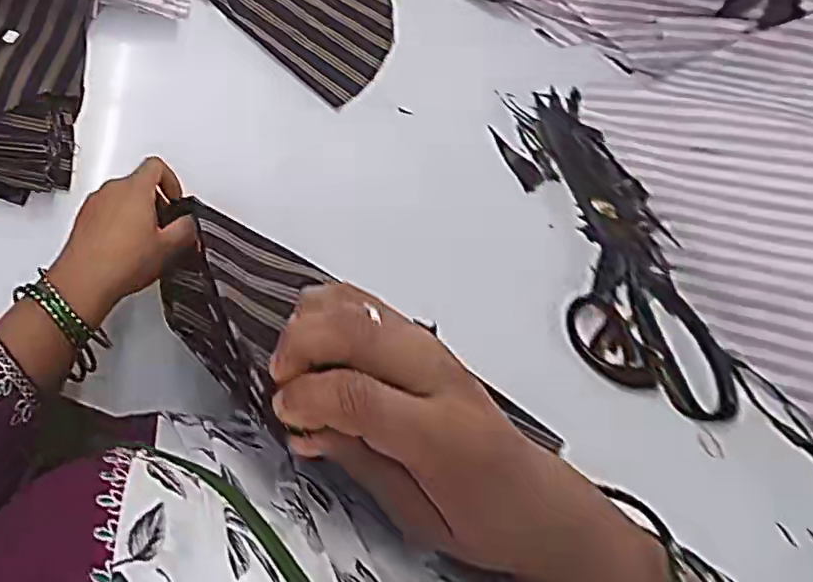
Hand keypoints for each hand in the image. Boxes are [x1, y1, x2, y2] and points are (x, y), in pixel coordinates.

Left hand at [47, 156, 196, 324]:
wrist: (85, 280)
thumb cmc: (120, 262)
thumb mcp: (168, 248)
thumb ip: (186, 229)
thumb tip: (188, 224)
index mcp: (135, 188)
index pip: (156, 166)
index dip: (171, 181)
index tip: (174, 200)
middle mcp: (113, 189)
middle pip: (139, 182)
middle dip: (154, 201)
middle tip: (163, 225)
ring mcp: (95, 202)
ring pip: (121, 196)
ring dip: (134, 212)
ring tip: (142, 241)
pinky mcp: (83, 217)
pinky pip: (104, 209)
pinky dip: (115, 221)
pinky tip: (122, 247)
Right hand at [270, 284, 668, 581]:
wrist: (531, 496)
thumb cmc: (486, 512)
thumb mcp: (417, 515)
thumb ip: (355, 461)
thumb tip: (303, 425)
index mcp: (447, 433)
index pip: (359, 394)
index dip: (307, 397)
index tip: (286, 409)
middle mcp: (437, 375)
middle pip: (352, 330)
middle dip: (299, 348)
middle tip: (281, 379)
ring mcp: (426, 344)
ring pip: (353, 302)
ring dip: (307, 323)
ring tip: (292, 359)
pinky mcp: (414, 331)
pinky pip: (359, 297)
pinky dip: (323, 307)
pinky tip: (310, 333)